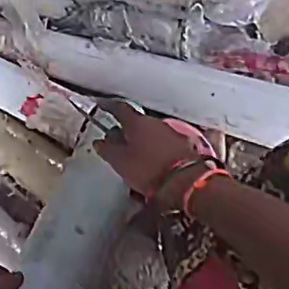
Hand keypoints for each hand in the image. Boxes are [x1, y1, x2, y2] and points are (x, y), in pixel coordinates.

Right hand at [94, 104, 218, 200]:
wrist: (187, 183)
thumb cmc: (150, 170)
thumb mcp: (119, 161)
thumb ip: (107, 148)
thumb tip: (101, 142)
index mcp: (137, 123)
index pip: (119, 108)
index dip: (108, 106)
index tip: (102, 105)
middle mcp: (156, 123)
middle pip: (136, 123)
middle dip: (126, 132)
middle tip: (116, 143)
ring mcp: (173, 134)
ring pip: (151, 135)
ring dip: (142, 144)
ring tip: (135, 161)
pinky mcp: (186, 148)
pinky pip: (165, 146)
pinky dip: (156, 153)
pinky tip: (152, 167)